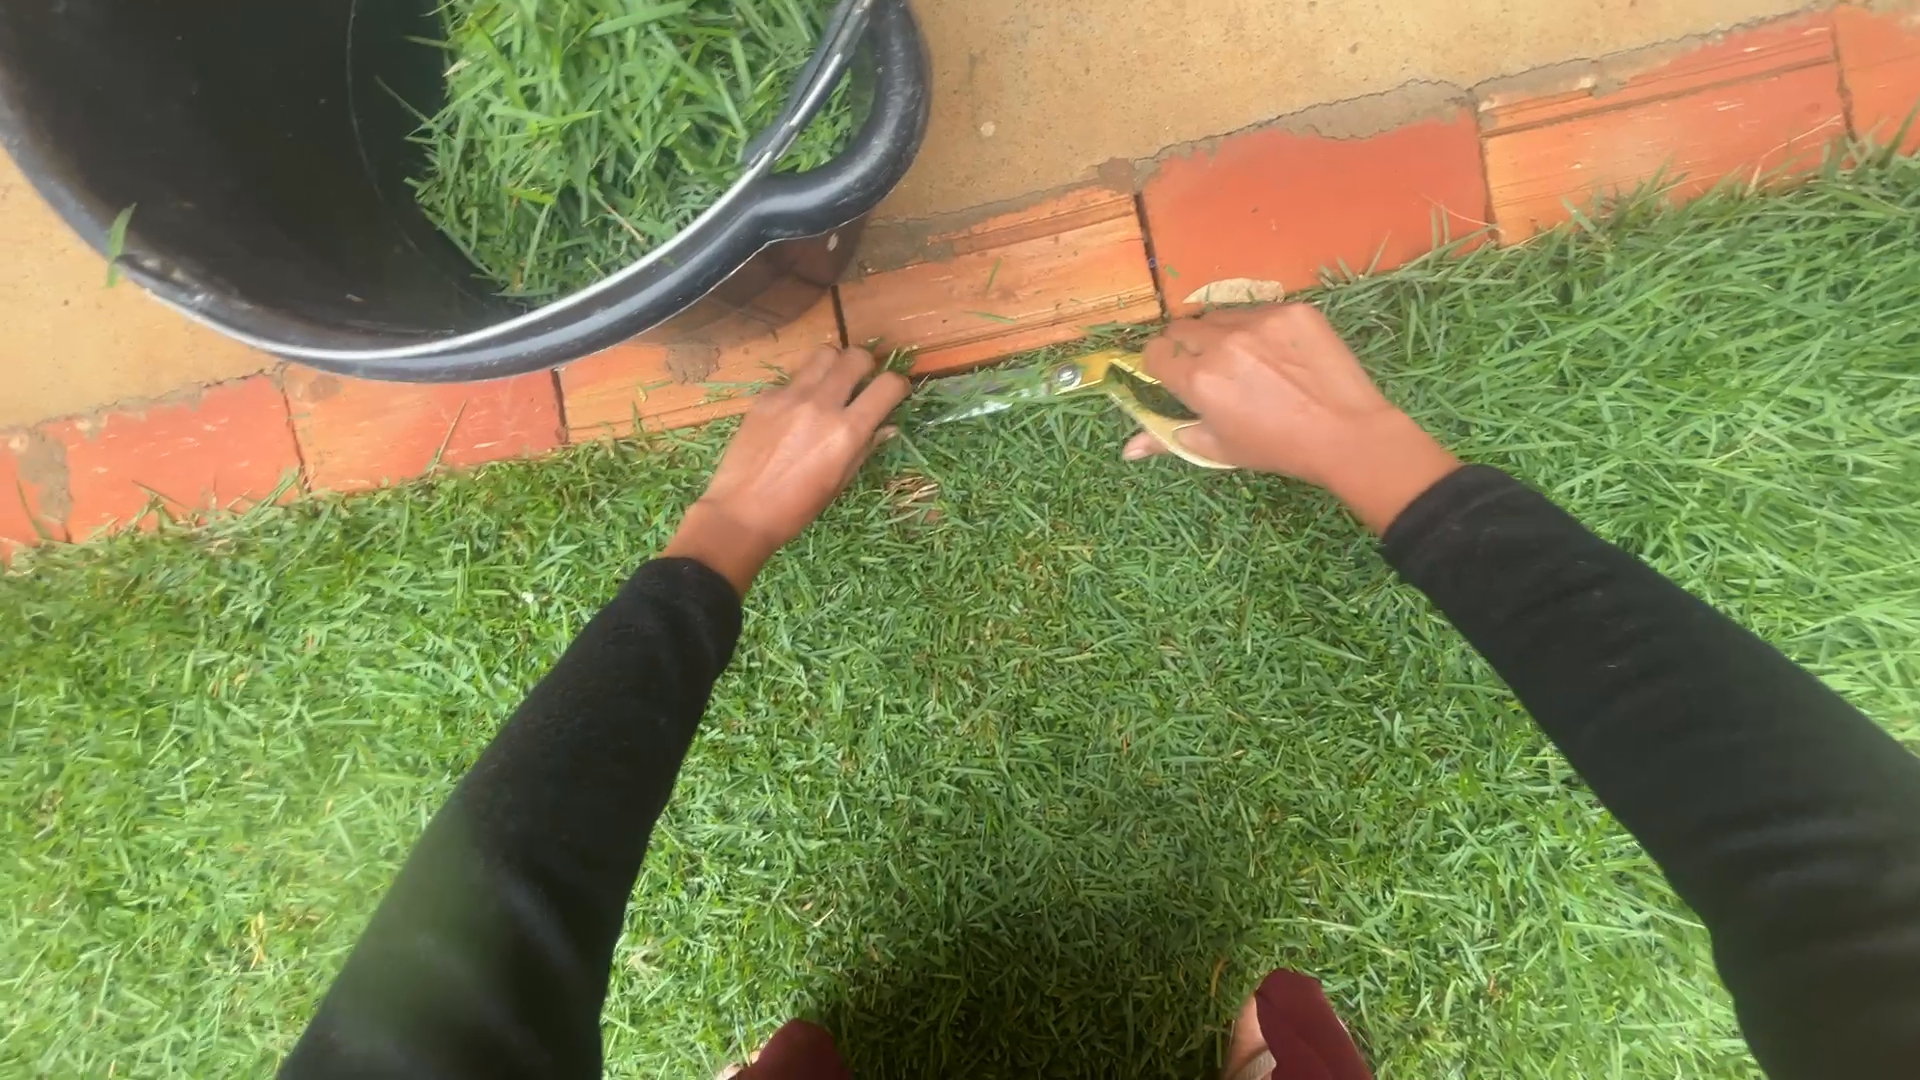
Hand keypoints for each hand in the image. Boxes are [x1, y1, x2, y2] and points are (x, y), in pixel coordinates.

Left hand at [662, 347, 909, 593]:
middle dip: (867, 365)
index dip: (899, 385)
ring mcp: (790, 396)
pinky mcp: (765, 396)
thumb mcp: (839, 482)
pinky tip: (796, 410)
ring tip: (832, 384)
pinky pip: (794, 377)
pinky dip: (804, 386)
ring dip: (836, 364)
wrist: (741, 512)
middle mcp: (821, 405)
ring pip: (824, 354)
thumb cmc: (797, 507)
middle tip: (862, 382)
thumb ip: (865, 447)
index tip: (895, 393)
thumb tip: (886, 426)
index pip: (887, 385)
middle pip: (856, 356)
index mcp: (846, 432)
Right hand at [1126, 305, 1459, 533]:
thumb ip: (1166, 440)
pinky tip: (1273, 352)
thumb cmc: (1273, 447)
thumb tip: (1127, 450)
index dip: (1158, 363)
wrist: (1344, 432)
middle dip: (1183, 346)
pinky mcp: (1291, 310)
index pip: (1154, 353)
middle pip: (1181, 328)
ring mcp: (1258, 322)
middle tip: (1205, 367)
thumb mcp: (1216, 448)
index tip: (1169, 373)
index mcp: (1197, 381)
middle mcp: (1221, 344)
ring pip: (1217, 315)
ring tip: (1241, 358)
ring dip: (1216, 333)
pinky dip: (1254, 327)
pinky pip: (1255, 310)